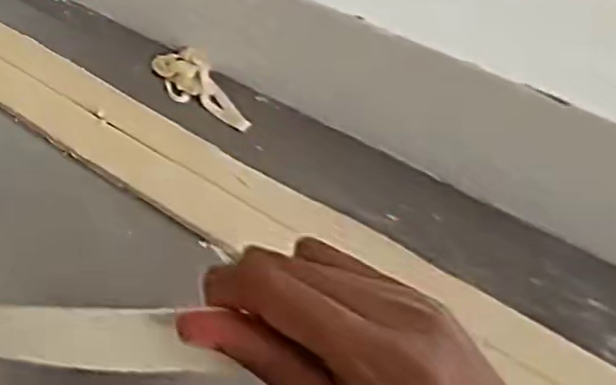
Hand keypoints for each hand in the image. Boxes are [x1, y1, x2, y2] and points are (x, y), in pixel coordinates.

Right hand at [178, 238, 502, 384]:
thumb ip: (265, 362)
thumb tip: (196, 323)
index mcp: (385, 354)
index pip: (261, 276)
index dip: (221, 290)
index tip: (207, 317)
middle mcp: (403, 315)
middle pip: (273, 259)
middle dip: (248, 292)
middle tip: (251, 335)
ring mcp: (416, 301)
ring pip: (297, 254)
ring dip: (281, 287)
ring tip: (299, 335)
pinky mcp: (420, 296)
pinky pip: (335, 261)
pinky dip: (314, 282)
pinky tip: (328, 322)